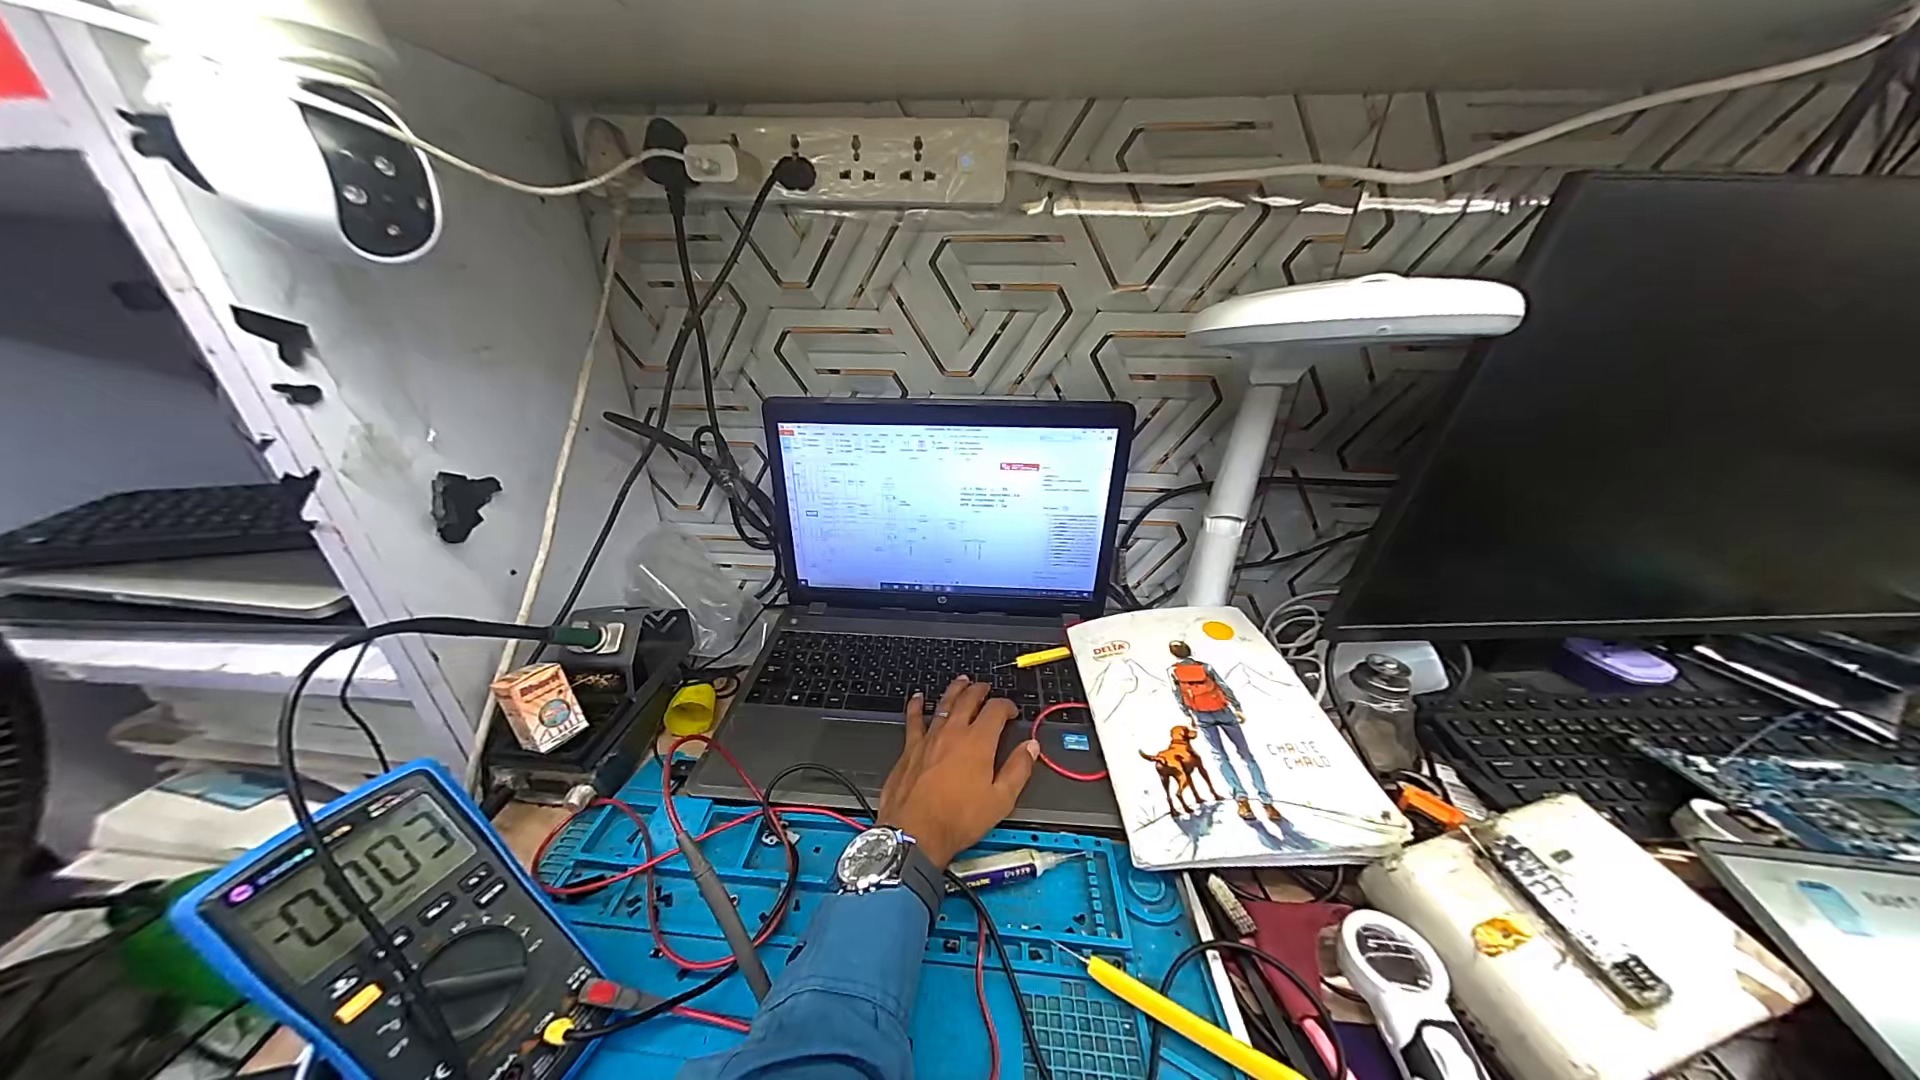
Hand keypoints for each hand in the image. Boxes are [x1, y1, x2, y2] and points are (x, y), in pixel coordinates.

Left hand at [877, 675, 1038, 867]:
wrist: (915, 833)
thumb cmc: (957, 820)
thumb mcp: (1000, 800)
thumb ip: (1018, 770)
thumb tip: (1030, 749)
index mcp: (978, 743)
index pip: (996, 710)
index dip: (1006, 706)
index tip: (1011, 711)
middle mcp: (953, 733)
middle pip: (969, 700)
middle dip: (980, 690)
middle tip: (986, 687)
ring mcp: (929, 738)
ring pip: (944, 704)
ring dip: (955, 690)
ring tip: (961, 682)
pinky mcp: (910, 748)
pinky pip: (913, 719)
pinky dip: (917, 706)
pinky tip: (919, 698)